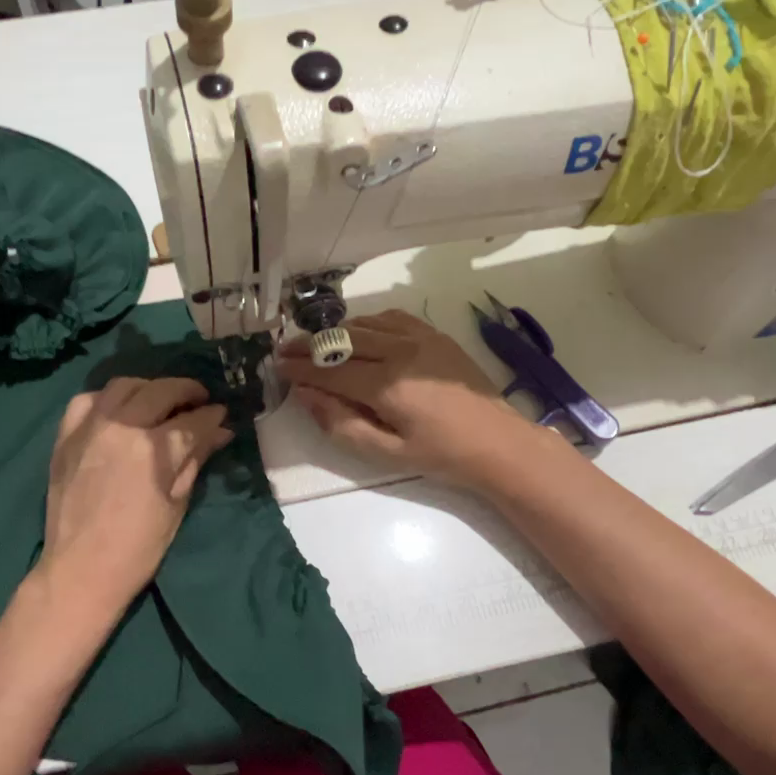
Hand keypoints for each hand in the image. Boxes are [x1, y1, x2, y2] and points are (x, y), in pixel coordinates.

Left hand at [35, 377, 232, 620]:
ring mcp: (89, 427)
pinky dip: (107, 397)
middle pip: (161, 392)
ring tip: (162, 400)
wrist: (80, 570)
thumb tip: (219, 431)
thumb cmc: (138, 547)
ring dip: (149, 387)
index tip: (222, 415)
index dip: (212, 416)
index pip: (192, 420)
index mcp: (153, 449)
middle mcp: (120, 426)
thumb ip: (195, 459)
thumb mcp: (176, 503)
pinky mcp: (65, 436)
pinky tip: (119, 408)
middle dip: (187, 391)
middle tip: (200, 400)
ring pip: (124, 385)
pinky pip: (87, 400)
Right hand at [278, 310, 548, 489]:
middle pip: (343, 342)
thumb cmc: (441, 456)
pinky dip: (368, 322)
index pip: (331, 371)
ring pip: (365, 325)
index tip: (277, 367)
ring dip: (336, 333)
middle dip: (310, 346)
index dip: (300, 369)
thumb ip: (342, 424)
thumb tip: (306, 396)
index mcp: (387, 386)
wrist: (498, 443)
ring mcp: (420, 339)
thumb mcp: (387, 454)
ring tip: (315, 344)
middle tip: (285, 350)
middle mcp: (401, 353)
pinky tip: (359, 332)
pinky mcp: (435, 336)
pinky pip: (393, 318)